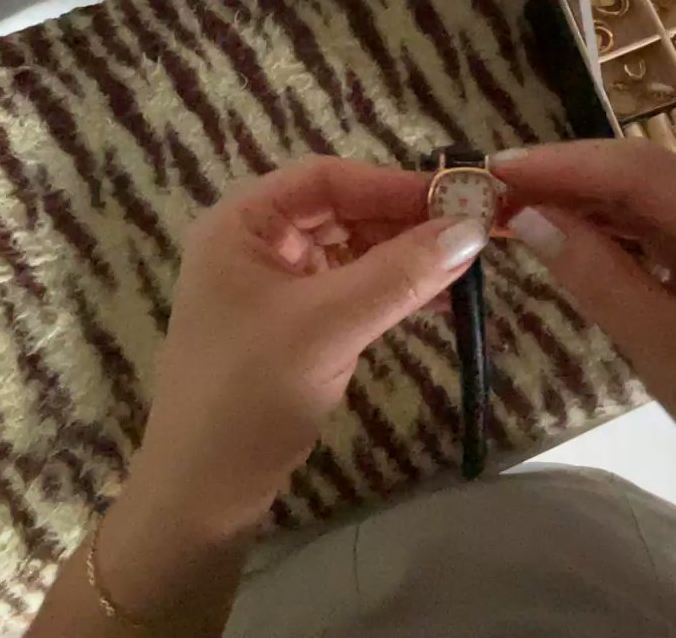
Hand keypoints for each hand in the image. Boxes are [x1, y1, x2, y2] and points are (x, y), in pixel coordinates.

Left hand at [102, 157, 487, 613]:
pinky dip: (390, 289)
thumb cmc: (250, 395)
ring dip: (403, 256)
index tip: (455, 198)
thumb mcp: (328, 325)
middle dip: (402, 221)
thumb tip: (473, 228)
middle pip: (340, 209)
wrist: (203, 496)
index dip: (391, 183)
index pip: (325, 179)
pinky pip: (349, 287)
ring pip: (349, 249)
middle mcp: (255, 241)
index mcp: (242, 223)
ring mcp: (273, 283)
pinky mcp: (293, 321)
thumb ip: (400, 273)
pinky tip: (436, 298)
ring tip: (462, 267)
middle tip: (468, 233)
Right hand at [493, 139, 675, 494]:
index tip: (498, 168)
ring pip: (643, 191)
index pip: (637, 171)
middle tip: (494, 188)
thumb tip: (526, 219)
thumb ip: (596, 277)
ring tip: (516, 206)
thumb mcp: (662, 348)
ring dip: (580, 197)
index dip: (563, 164)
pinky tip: (568, 229)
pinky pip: (656, 216)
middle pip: (639, 171)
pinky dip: (608, 221)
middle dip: (564, 176)